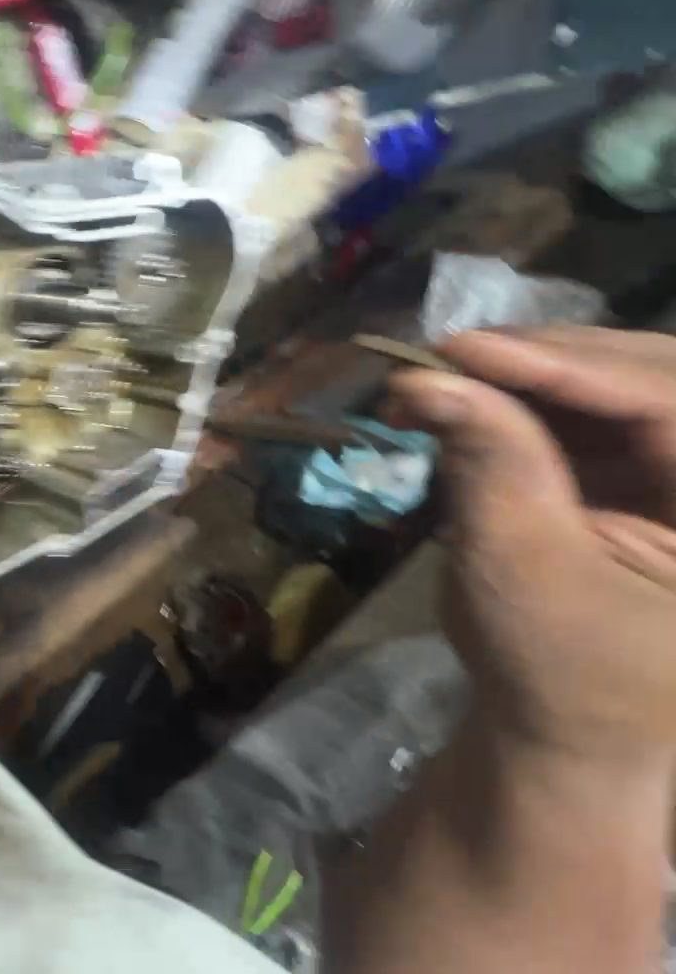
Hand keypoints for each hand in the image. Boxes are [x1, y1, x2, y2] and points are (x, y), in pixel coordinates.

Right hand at [388, 328, 675, 764]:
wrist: (573, 727)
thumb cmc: (556, 665)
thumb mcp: (517, 564)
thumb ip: (487, 464)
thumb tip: (423, 381)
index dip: (570, 369)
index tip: (461, 349)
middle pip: (668, 379)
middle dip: (554, 358)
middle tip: (449, 357)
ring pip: (636, 384)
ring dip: (536, 373)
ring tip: (447, 376)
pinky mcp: (661, 479)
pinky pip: (604, 414)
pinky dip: (530, 400)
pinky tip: (473, 398)